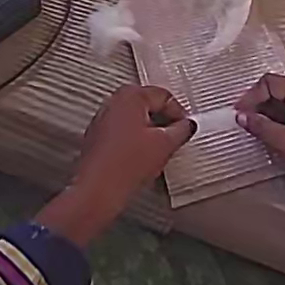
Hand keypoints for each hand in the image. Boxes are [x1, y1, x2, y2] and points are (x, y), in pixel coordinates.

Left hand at [69, 86, 195, 212]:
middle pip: (147, 104)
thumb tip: (186, 126)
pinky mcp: (97, 136)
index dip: (179, 112)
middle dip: (163, 119)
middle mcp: (114, 102)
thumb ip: (181, 130)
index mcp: (130, 96)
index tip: (186, 126)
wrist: (98, 189)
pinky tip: (140, 156)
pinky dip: (134, 139)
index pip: (163, 95)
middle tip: (176, 135)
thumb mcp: (164, 145)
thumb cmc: (124, 165)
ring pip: (134, 118)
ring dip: (149, 130)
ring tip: (158, 149)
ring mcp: (103, 118)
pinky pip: (122, 130)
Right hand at [236, 73, 284, 199]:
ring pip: (284, 103)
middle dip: (259, 106)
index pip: (270, 83)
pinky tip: (273, 138)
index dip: (251, 97)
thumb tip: (244, 116)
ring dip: (269, 116)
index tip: (241, 112)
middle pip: (277, 91)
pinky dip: (280, 123)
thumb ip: (260, 126)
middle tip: (246, 121)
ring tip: (258, 132)